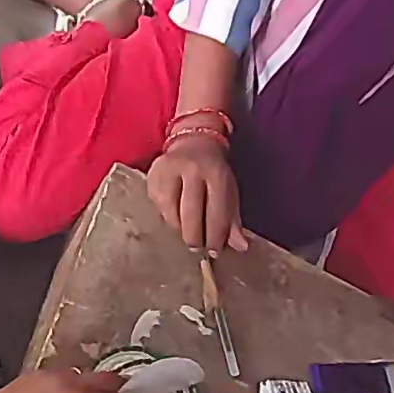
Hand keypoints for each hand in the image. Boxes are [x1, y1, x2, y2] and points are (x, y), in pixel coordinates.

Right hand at [147, 136, 249, 252]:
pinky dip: (167, 216)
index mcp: (216, 173)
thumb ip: (233, 220)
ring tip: (185, 232)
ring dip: (178, 229)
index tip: (214, 251)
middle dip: (194, 237)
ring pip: (170, 212)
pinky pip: (157, 206)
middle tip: (196, 248)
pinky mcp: (153, 174)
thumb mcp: (229, 191)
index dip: (215, 236)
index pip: (216, 212)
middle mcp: (192, 169)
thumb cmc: (214, 172)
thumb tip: (240, 246)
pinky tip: (174, 216)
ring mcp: (169, 170)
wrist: (193, 141)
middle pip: (190, 214)